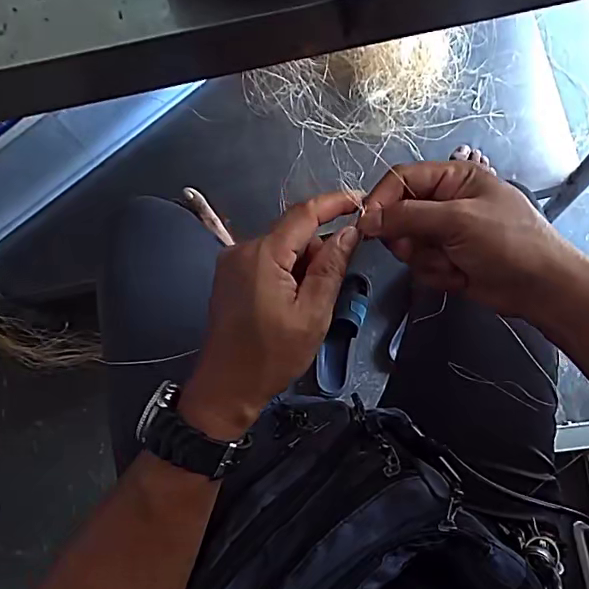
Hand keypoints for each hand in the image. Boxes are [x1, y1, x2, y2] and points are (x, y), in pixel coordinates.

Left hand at [180, 192, 363, 440]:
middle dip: (320, 251)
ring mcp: (232, 262)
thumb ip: (331, 268)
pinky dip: (288, 273)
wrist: (226, 388)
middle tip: (332, 289)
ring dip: (304, 266)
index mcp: (263, 254)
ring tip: (308, 306)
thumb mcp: (313, 315)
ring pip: (282, 248)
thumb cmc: (272, 356)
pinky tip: (293, 303)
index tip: (362, 201)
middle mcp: (243, 249)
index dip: (335, 203)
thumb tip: (349, 232)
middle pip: (294, 232)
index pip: (304, 213)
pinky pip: (268, 261)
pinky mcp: (230, 276)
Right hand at [358, 160, 588, 319]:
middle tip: (424, 248)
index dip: (382, 200)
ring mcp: (448, 235)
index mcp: (455, 178)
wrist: (539, 287)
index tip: (368, 224)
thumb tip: (370, 217)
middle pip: (400, 215)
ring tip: (455, 263)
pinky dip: (439, 275)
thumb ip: (410, 216)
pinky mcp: (450, 261)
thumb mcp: (458, 220)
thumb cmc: (510, 242)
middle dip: (409, 238)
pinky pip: (424, 266)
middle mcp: (448, 203)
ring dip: (428, 260)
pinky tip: (462, 276)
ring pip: (409, 246)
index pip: (402, 180)